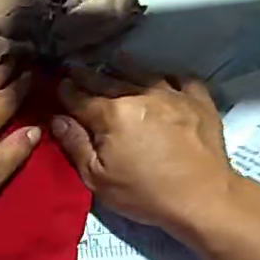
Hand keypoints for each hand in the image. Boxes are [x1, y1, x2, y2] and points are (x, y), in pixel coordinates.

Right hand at [51, 65, 259, 237]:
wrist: (201, 197)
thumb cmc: (143, 193)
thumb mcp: (97, 178)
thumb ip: (76, 145)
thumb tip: (58, 120)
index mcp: (112, 115)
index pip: (81, 99)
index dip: (67, 92)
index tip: (58, 83)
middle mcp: (140, 95)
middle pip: (108, 82)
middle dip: (89, 76)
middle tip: (76, 68)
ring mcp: (172, 94)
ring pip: (142, 74)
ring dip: (124, 68)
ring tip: (114, 61)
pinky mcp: (198, 100)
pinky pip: (180, 79)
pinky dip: (167, 77)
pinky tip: (162, 78)